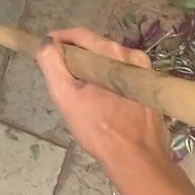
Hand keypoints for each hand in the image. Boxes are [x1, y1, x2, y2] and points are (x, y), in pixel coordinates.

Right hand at [36, 27, 174, 175]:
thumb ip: (52, 64)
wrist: (138, 160)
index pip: (79, 34)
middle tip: (60, 77)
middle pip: (94, 47)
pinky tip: (100, 100)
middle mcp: (132, 55)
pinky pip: (119, 73)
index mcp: (112, 53)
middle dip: (74, 57)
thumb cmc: (99, 129)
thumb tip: (47, 43)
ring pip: (107, 61)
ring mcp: (144, 71)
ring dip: (90, 69)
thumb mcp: (66, 96)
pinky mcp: (149, 87)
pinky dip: (105, 80)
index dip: (58, 40)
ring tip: (79, 91)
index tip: (45, 52)